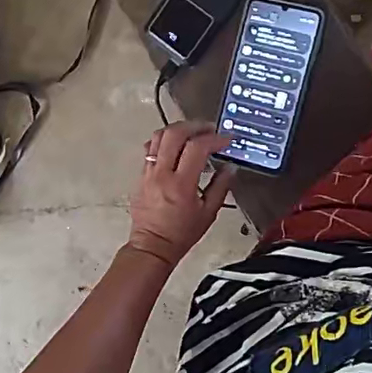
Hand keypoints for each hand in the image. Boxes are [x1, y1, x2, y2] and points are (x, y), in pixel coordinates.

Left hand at [125, 121, 237, 268]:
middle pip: (174, 133)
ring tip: (193, 133)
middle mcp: (162, 175)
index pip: (197, 148)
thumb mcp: (209, 213)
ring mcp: (148, 173)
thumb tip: (230, 167)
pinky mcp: (141, 175)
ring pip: (159, 137)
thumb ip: (221, 187)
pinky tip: (176, 146)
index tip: (226, 139)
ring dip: (178, 129)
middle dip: (194, 126)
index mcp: (181, 185)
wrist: (152, 246)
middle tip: (209, 129)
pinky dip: (165, 141)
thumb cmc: (181, 234)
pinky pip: (150, 149)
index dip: (214, 139)